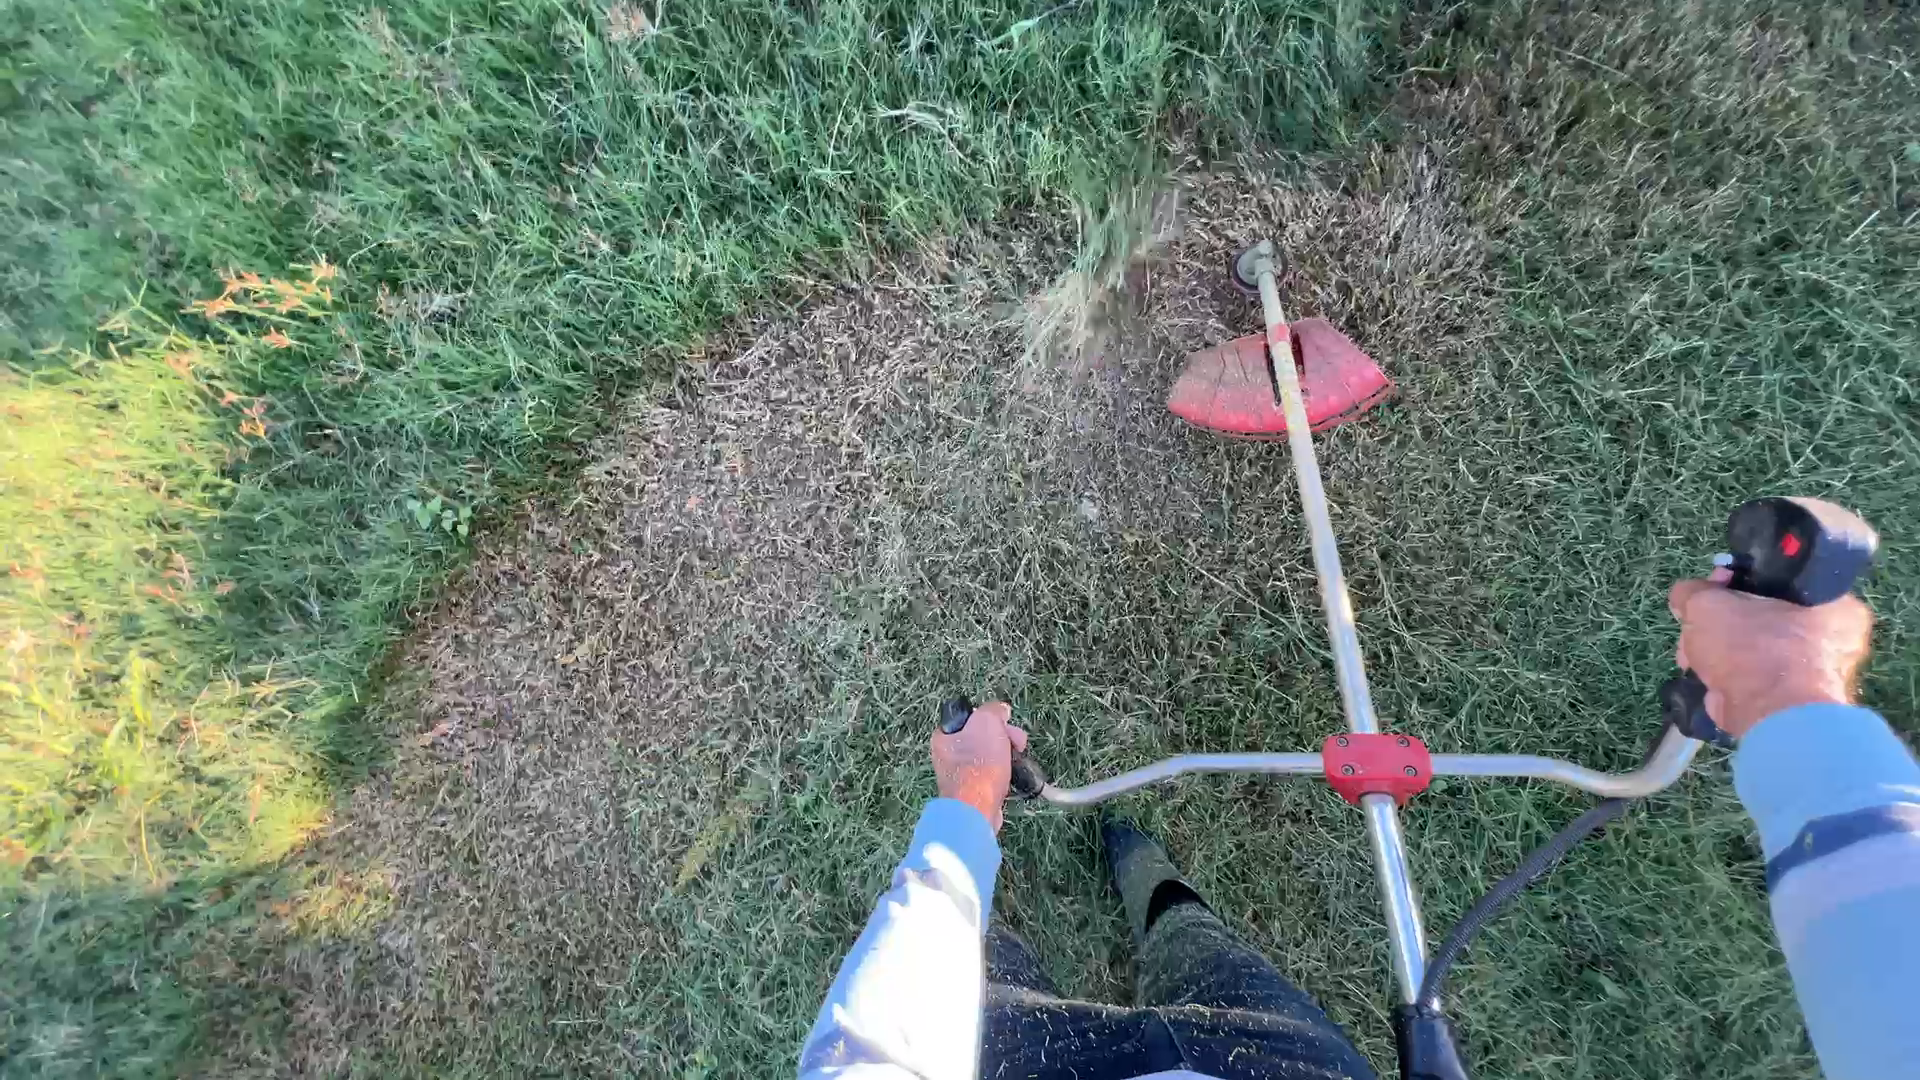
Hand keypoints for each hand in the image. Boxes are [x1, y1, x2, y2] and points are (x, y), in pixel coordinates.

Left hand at [930, 701, 1028, 832]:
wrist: (977, 808)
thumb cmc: (979, 762)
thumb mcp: (987, 722)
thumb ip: (993, 710)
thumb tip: (1001, 710)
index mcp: (944, 735)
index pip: (972, 718)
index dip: (992, 719)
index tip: (1006, 725)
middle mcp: (947, 754)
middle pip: (982, 736)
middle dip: (1004, 737)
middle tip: (1017, 743)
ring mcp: (958, 775)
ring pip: (988, 755)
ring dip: (1006, 755)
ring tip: (1017, 761)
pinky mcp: (971, 792)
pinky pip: (990, 774)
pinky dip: (1003, 773)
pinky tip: (1011, 776)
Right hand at [1668, 569, 1872, 738]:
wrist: (1767, 710)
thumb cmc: (1751, 647)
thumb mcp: (1708, 603)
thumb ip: (1693, 590)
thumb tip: (1688, 593)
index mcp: (1833, 606)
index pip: (1775, 583)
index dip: (1734, 583)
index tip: (1708, 590)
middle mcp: (1834, 637)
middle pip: (1754, 617)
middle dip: (1714, 624)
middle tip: (1696, 628)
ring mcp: (1814, 669)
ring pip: (1745, 646)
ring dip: (1711, 649)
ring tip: (1694, 657)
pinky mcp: (1791, 694)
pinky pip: (1749, 671)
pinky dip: (1723, 672)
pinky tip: (1706, 674)